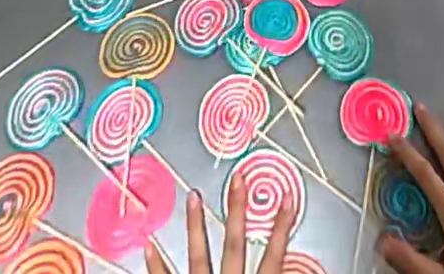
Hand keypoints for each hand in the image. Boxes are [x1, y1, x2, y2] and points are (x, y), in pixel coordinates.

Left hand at [146, 177, 294, 273]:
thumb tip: (295, 270)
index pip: (273, 258)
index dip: (282, 227)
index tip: (288, 196)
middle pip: (234, 247)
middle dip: (237, 211)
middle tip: (238, 178)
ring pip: (199, 258)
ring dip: (196, 226)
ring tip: (193, 195)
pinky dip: (156, 265)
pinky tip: (148, 245)